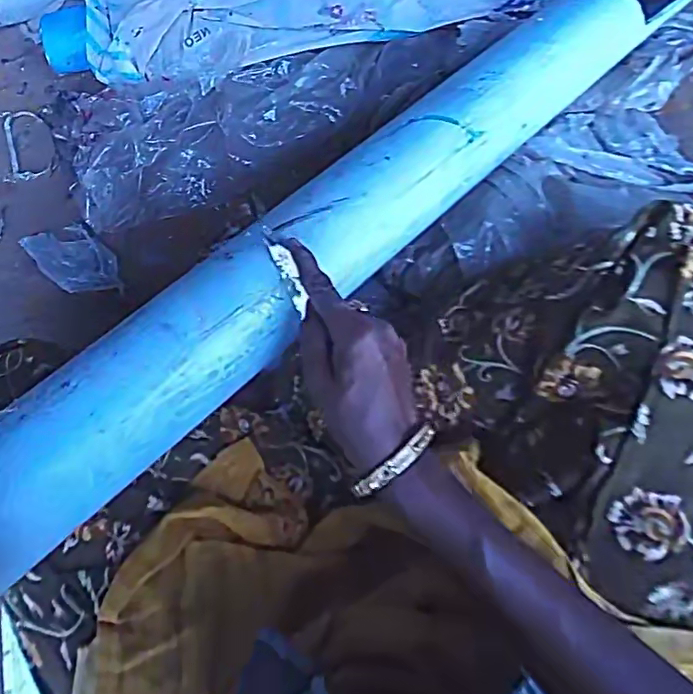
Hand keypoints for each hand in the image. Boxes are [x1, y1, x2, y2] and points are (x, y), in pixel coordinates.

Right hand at [283, 241, 418, 474]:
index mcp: (354, 332)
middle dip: (323, 323)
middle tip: (318, 363)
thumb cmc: (350, 420)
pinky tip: (354, 376)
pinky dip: (354, 344)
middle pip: (339, 310)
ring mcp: (392, 335)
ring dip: (340, 337)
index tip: (292, 243)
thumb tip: (310, 312)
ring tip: (339, 378)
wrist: (396, 450)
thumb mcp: (318, 384)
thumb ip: (311, 341)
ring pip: (353, 323)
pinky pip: (367, 334)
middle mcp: (377, 324)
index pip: (324, 291)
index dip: (306, 266)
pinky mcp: (399, 346)